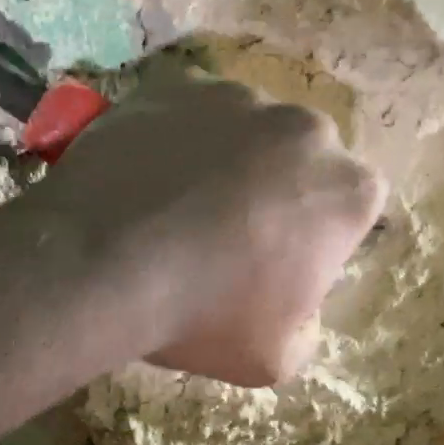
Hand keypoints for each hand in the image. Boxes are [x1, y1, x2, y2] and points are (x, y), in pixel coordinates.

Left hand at [33, 76, 385, 385]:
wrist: (96, 263)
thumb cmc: (195, 315)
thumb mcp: (274, 357)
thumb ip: (304, 326)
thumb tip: (295, 308)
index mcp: (347, 191)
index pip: (342, 206)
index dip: (305, 233)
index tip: (262, 257)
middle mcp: (302, 129)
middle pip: (290, 156)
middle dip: (263, 185)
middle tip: (210, 225)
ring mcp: (232, 99)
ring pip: (234, 125)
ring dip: (213, 153)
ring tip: (163, 196)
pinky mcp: (169, 87)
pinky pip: (176, 108)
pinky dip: (163, 131)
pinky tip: (134, 167)